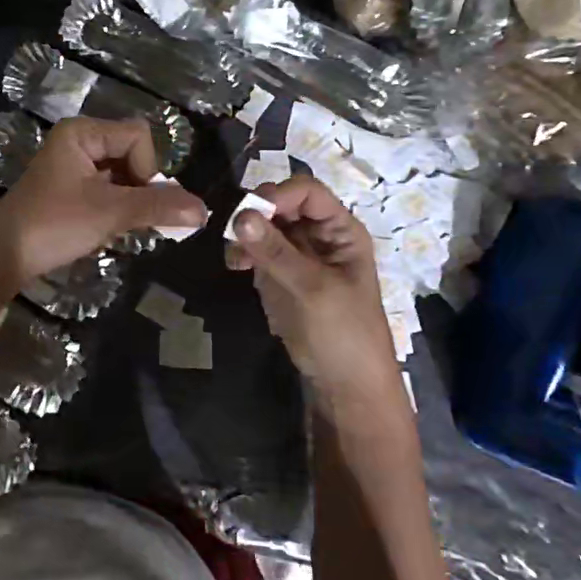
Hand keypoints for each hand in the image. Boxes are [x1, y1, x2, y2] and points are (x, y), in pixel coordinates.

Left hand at [0, 117, 206, 280]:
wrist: (3, 258)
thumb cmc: (54, 225)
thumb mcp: (111, 213)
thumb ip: (159, 207)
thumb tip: (204, 211)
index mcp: (81, 132)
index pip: (138, 137)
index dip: (146, 168)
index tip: (132, 199)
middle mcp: (77, 141)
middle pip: (132, 153)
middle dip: (139, 186)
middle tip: (129, 216)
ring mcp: (72, 165)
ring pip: (123, 173)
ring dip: (129, 200)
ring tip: (117, 225)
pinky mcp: (69, 187)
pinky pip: (108, 187)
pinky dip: (116, 206)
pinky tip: (106, 228)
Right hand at [227, 176, 402, 407]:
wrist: (346, 387)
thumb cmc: (343, 334)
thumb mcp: (313, 290)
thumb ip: (277, 252)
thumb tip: (240, 215)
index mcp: (341, 230)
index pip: (308, 192)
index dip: (279, 195)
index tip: (250, 213)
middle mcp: (320, 235)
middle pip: (283, 204)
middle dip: (257, 212)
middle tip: (233, 231)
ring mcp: (299, 255)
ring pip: (266, 225)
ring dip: (246, 232)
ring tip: (234, 255)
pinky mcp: (281, 275)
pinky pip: (258, 249)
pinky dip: (243, 251)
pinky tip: (234, 265)